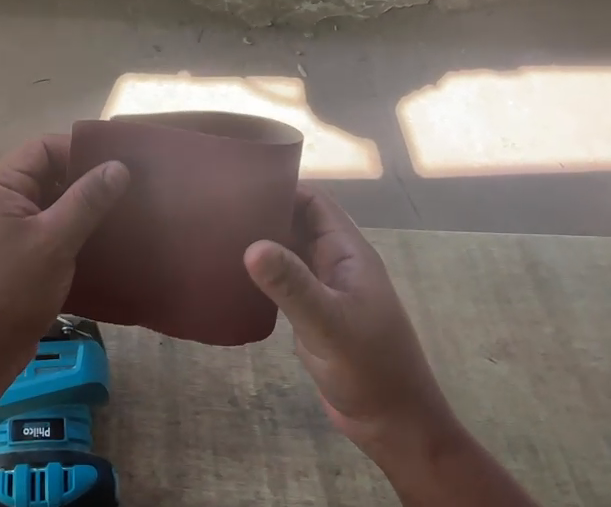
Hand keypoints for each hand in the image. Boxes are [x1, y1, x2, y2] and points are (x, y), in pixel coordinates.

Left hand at [0, 135, 129, 397]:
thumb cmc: (11, 291)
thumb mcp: (54, 241)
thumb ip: (87, 200)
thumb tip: (119, 166)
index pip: (43, 148)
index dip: (80, 151)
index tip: (119, 163)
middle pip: (48, 173)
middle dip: (86, 179)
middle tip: (128, 187)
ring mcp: (6, 228)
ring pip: (51, 202)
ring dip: (83, 207)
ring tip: (124, 212)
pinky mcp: (16, 254)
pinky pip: (49, 228)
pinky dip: (74, 230)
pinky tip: (104, 241)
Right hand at [243, 186, 459, 451]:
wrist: (394, 427)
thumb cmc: (370, 368)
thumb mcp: (328, 324)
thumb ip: (292, 285)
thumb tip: (251, 245)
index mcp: (348, 253)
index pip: (314, 202)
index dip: (282, 187)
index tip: (239, 184)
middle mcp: (337, 264)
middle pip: (298, 222)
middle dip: (264, 212)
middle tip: (217, 207)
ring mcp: (325, 290)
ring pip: (290, 252)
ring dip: (262, 242)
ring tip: (216, 235)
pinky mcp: (313, 316)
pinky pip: (285, 282)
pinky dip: (262, 274)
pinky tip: (232, 278)